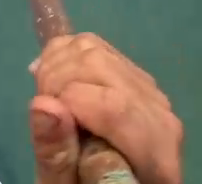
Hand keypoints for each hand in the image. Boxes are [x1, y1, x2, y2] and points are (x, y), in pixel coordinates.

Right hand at [28, 33, 183, 183]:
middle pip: (101, 67)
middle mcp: (161, 116)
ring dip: (56, 62)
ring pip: (95, 48)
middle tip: (41, 106)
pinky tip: (54, 79)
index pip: (113, 105)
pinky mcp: (134, 76)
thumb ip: (58, 157)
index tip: (44, 119)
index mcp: (155, 156)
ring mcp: (150, 91)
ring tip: (45, 94)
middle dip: (57, 77)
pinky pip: (96, 45)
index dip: (68, 99)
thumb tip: (44, 105)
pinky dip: (64, 54)